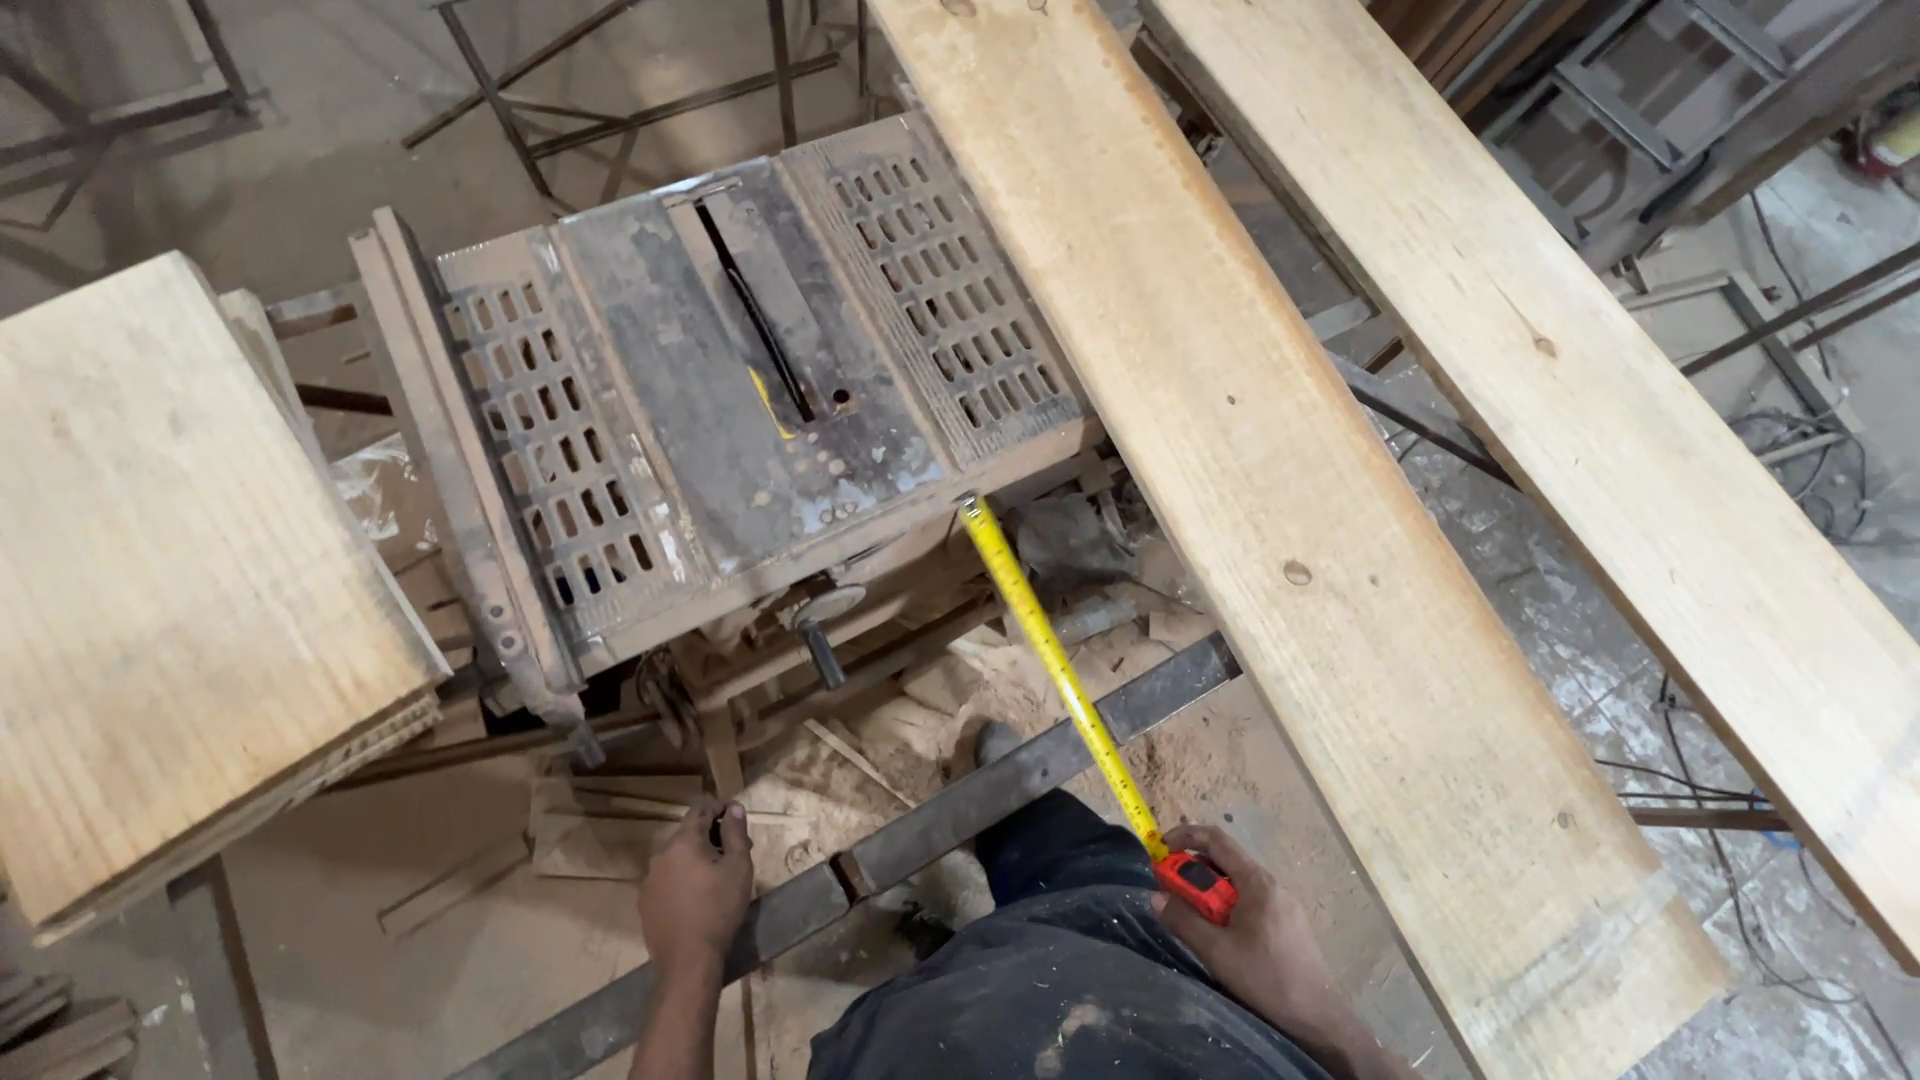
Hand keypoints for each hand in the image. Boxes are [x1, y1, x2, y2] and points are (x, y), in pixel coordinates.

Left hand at [638, 796, 753, 978]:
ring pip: (677, 857)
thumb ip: (736, 833)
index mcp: (683, 842)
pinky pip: (667, 878)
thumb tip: (733, 808)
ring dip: (697, 857)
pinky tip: (697, 896)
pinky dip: (683, 877)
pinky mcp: (646, 902)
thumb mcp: (738, 867)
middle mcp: (660, 856)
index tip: (735, 816)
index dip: (718, 806)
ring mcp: (649, 880)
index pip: (699, 808)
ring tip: (718, 876)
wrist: (688, 961)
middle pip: (688, 833)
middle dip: (712, 835)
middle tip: (735, 851)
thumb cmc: (719, 909)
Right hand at [1150, 824, 1338, 1031]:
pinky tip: (1220, 932)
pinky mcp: (1287, 922)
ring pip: (1236, 882)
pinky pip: (1249, 899)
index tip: (1161, 851)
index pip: (1216, 839)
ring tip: (1192, 915)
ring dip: (1209, 890)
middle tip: (1171, 891)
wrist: (1317, 1017)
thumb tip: (1156, 896)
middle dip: (1193, 869)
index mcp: (1257, 882)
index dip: (1184, 837)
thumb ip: (1183, 920)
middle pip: (1225, 860)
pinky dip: (1226, 904)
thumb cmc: (1266, 978)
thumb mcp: (1216, 951)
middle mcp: (1272, 884)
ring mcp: (1282, 903)